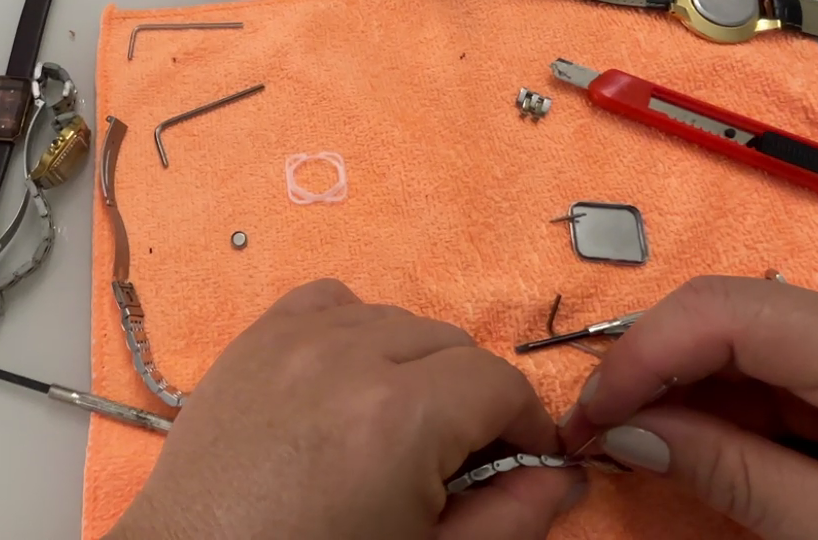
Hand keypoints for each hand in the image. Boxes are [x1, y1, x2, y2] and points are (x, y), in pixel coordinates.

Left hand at [109, 279, 584, 539]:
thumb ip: (507, 520)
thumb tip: (560, 475)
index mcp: (397, 416)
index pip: (496, 381)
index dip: (525, 422)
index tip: (523, 458)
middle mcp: (347, 354)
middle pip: (448, 342)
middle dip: (469, 394)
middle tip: (453, 456)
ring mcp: (294, 335)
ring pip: (393, 316)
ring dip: (413, 360)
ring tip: (395, 421)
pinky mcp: (257, 333)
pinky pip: (329, 298)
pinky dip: (353, 325)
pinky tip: (346, 373)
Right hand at [559, 276, 817, 539]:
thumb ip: (739, 478)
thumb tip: (620, 429)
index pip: (727, 312)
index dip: (642, 352)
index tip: (589, 415)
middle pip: (727, 318)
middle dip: (652, 369)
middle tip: (600, 434)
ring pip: (744, 346)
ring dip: (685, 392)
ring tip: (643, 446)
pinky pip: (779, 377)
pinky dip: (730, 411)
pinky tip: (707, 447)